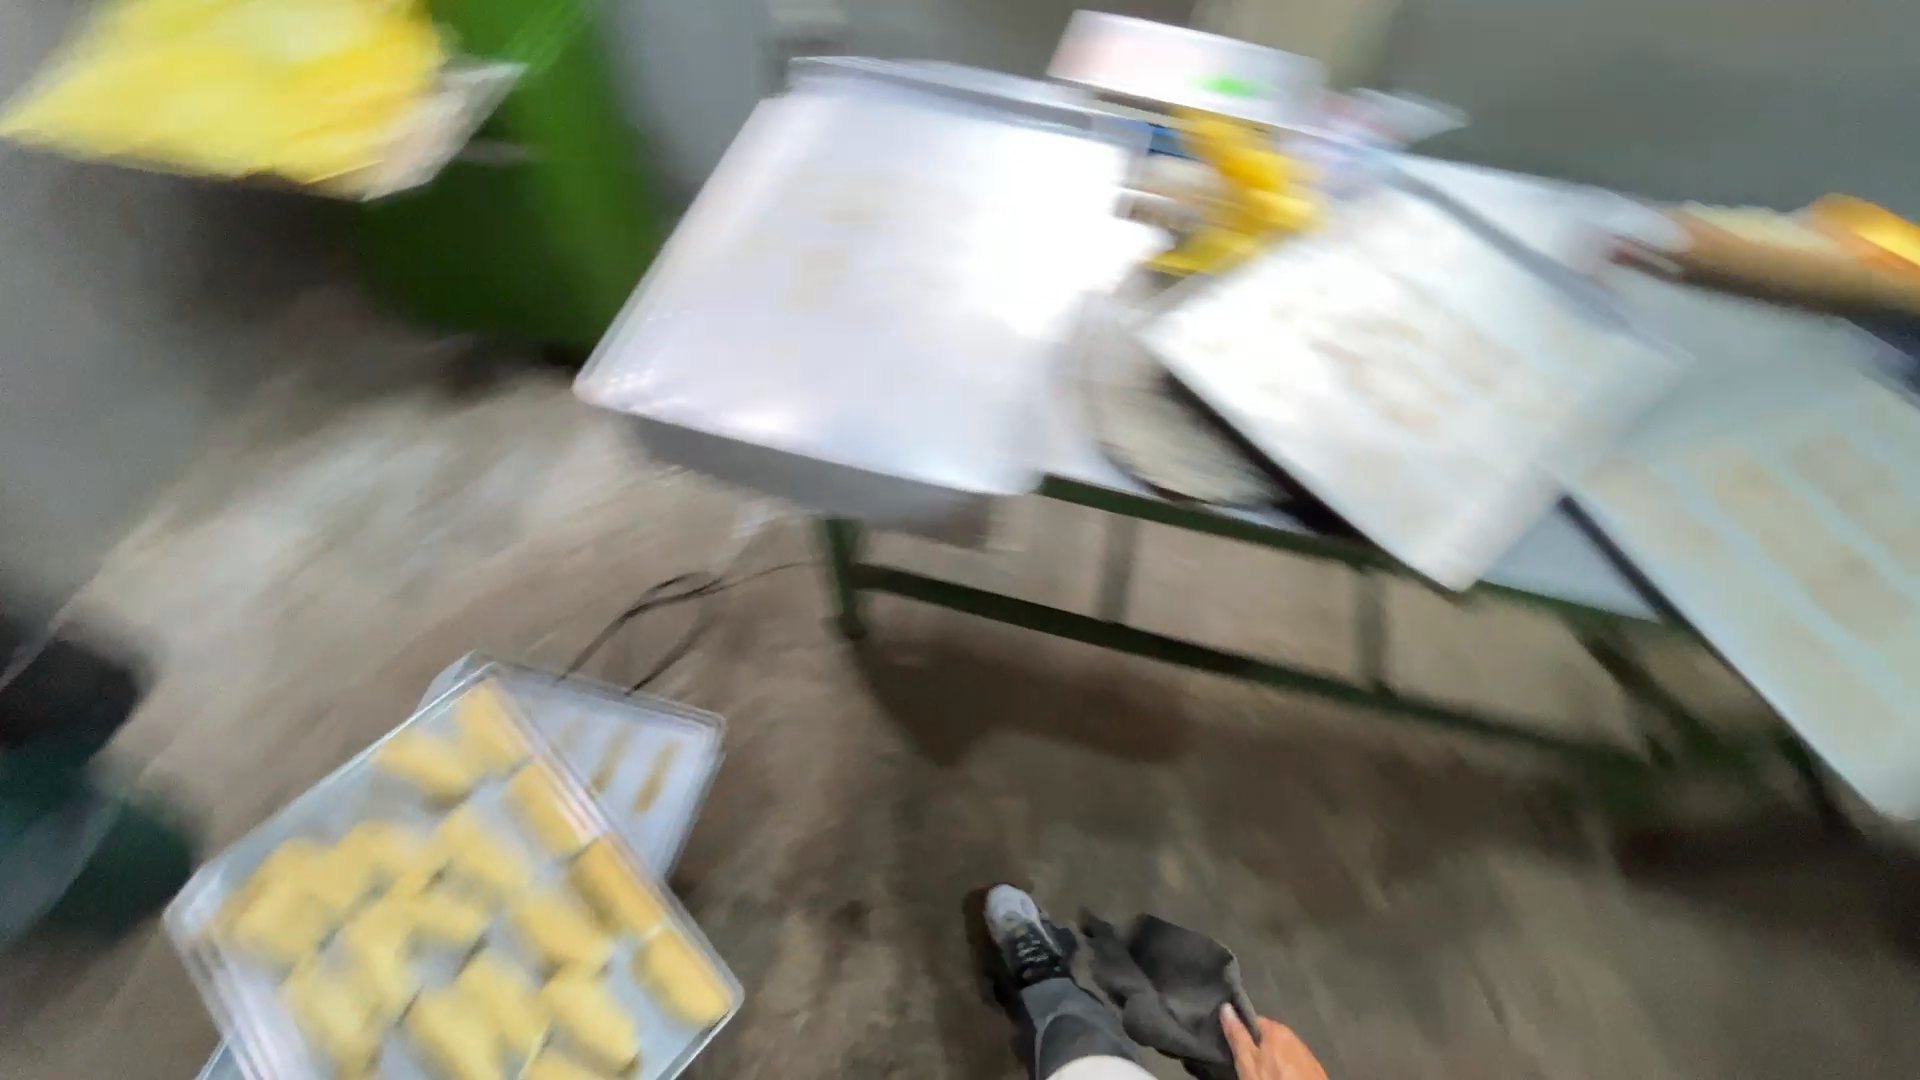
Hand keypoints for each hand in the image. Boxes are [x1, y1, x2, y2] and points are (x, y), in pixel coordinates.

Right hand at [1220, 1004, 1327, 1079]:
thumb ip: (1237, 1034)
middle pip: (1271, 1038)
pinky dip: (1292, 1073)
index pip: (1254, 1021)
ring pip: (1285, 1053)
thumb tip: (1225, 1006)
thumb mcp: (1247, 1062)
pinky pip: (1299, 1067)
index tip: (1239, 1050)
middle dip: (1261, 1049)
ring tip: (1270, 1077)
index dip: (1244, 1034)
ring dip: (1277, 1061)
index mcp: (1277, 1029)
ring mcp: (1310, 1057)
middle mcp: (1295, 1037)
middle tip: (1253, 1068)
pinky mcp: (1319, 1075)